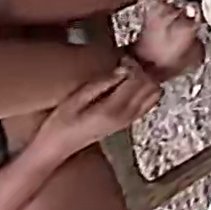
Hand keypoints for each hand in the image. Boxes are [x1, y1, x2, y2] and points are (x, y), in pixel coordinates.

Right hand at [28, 61, 161, 160]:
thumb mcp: (72, 102)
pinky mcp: (131, 120)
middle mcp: (126, 114)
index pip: (138, 80)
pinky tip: (132, 87)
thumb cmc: (58, 125)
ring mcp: (131, 119)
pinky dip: (148, 90)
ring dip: (148, 80)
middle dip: (143, 71)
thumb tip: (122, 69)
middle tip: (127, 66)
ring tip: (129, 76)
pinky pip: (152, 101)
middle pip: (151, 85)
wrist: (55, 149)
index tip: (122, 60)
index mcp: (111, 110)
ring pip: (155, 92)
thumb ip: (99, 85)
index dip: (134, 66)